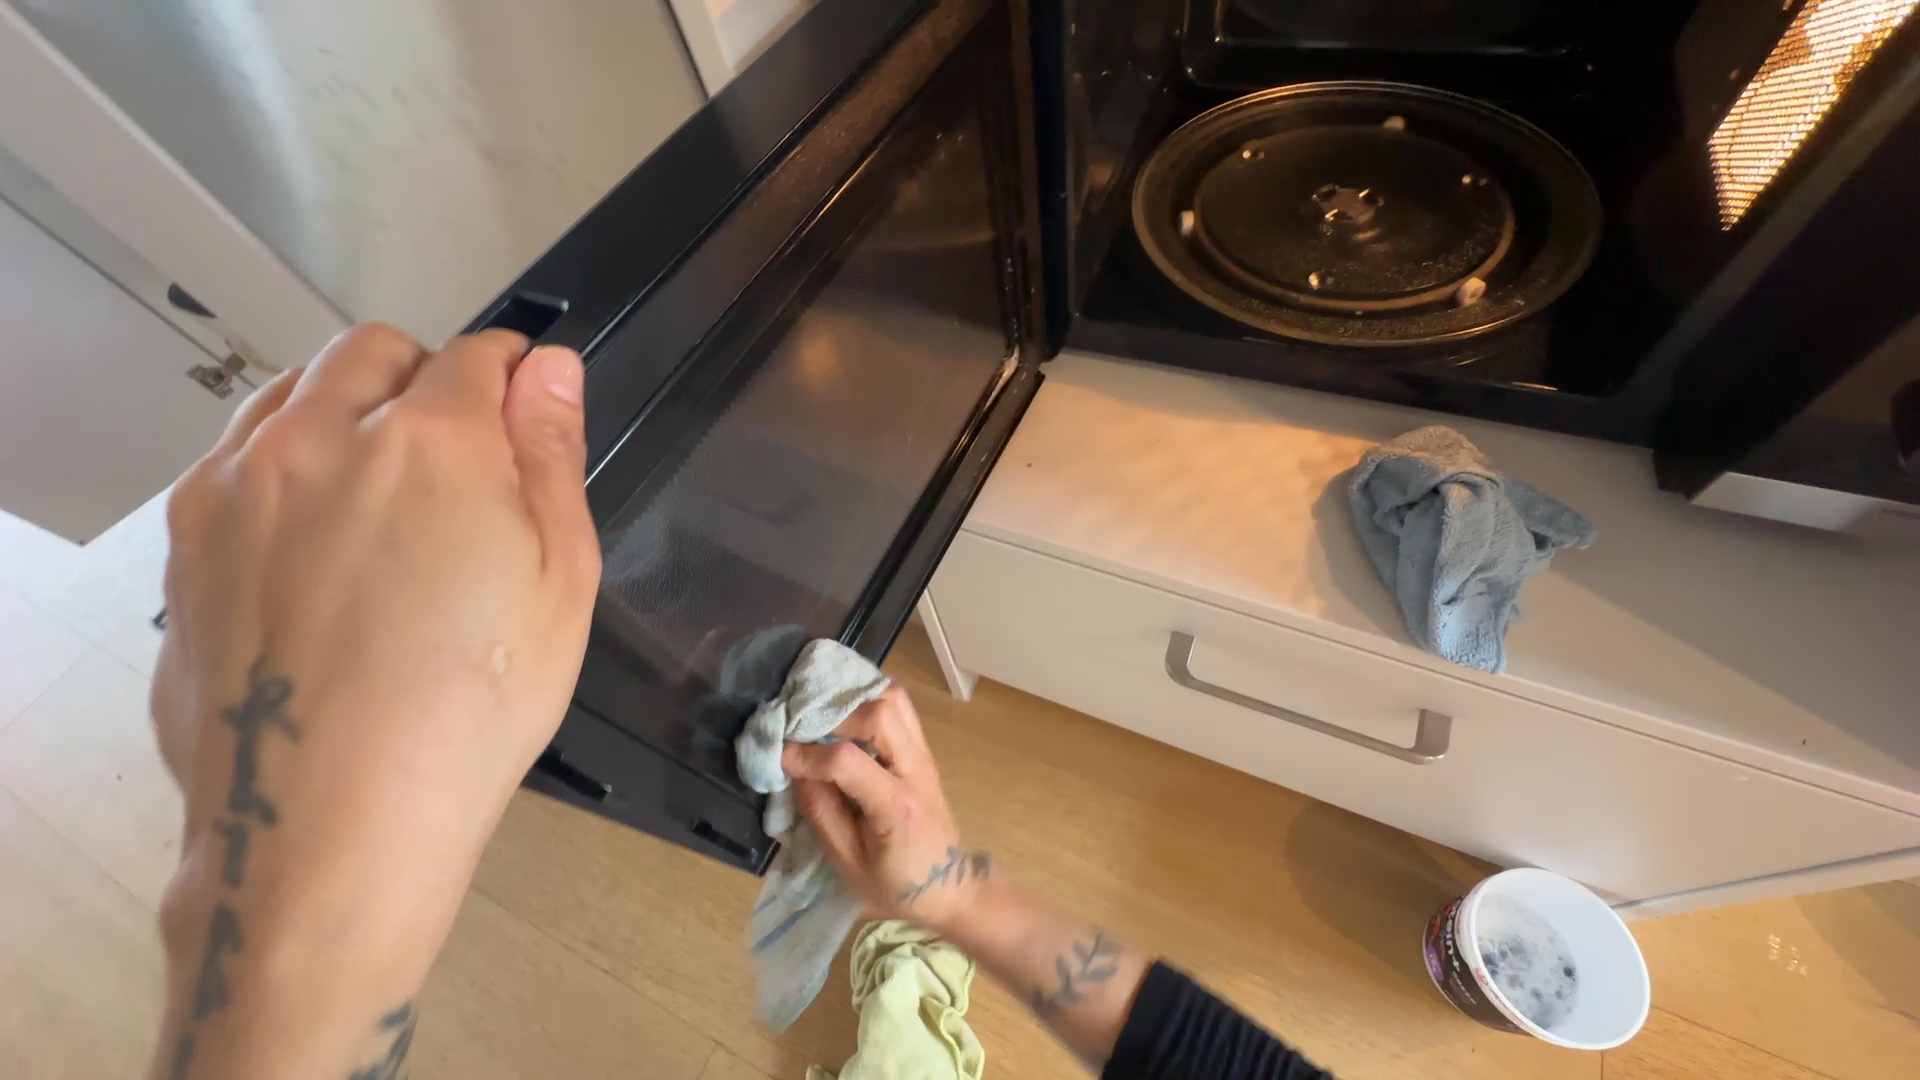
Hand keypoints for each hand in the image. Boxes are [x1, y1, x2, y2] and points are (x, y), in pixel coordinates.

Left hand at [149, 323, 599, 1077]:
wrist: (336, 815)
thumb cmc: (479, 699)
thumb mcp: (561, 576)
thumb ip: (554, 455)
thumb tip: (553, 369)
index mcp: (437, 445)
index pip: (483, 356)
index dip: (522, 375)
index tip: (534, 410)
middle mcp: (325, 439)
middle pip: (384, 351)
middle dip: (439, 379)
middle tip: (474, 460)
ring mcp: (241, 482)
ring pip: (304, 386)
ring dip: (363, 405)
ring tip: (401, 490)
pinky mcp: (190, 534)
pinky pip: (244, 444)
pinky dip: (298, 449)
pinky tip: (333, 523)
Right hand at [783, 686, 987, 930]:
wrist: (949, 886)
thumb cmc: (897, 884)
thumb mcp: (849, 863)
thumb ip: (822, 813)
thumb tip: (797, 770)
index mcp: (897, 806)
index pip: (848, 760)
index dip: (808, 755)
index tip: (782, 757)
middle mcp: (917, 768)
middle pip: (881, 712)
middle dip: (837, 715)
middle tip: (807, 730)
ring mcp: (925, 754)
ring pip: (895, 700)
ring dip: (857, 702)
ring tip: (828, 721)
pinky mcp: (923, 749)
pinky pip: (899, 709)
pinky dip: (870, 704)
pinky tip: (847, 720)